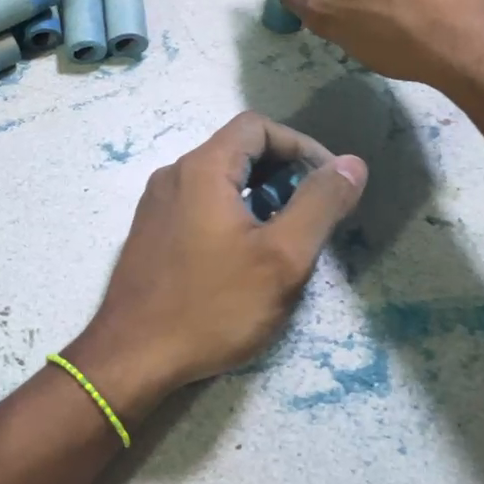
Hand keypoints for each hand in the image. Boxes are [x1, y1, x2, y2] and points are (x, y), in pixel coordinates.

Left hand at [62, 113, 366, 423]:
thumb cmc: (211, 307)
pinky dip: (231, 213)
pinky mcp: (150, 232)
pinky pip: (198, 204)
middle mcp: (173, 175)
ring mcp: (156, 204)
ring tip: (285, 237)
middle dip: (282, 173)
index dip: (301, 146)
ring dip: (258, 195)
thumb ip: (320, 204)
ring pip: (218, 179)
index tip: (331, 183)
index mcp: (201, 168)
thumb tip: (351, 164)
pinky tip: (245, 256)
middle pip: (236, 149)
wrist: (131, 356)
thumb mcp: (282, 258)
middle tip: (313, 214)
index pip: (257, 126)